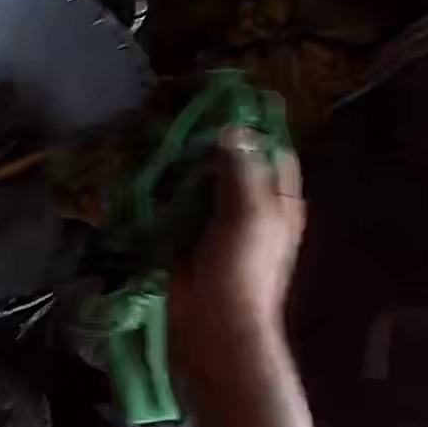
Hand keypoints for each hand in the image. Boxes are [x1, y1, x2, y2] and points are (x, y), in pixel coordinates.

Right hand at [170, 128, 304, 358]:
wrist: (214, 324)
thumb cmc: (243, 269)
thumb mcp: (252, 212)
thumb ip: (242, 168)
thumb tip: (230, 128)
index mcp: (277, 200)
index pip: (273, 150)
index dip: (255, 127)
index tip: (225, 102)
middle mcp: (251, 206)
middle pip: (235, 163)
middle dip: (212, 142)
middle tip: (184, 116)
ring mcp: (218, 222)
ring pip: (204, 181)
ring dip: (185, 164)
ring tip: (162, 136)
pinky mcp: (189, 236)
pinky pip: (179, 204)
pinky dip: (167, 189)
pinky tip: (150, 171)